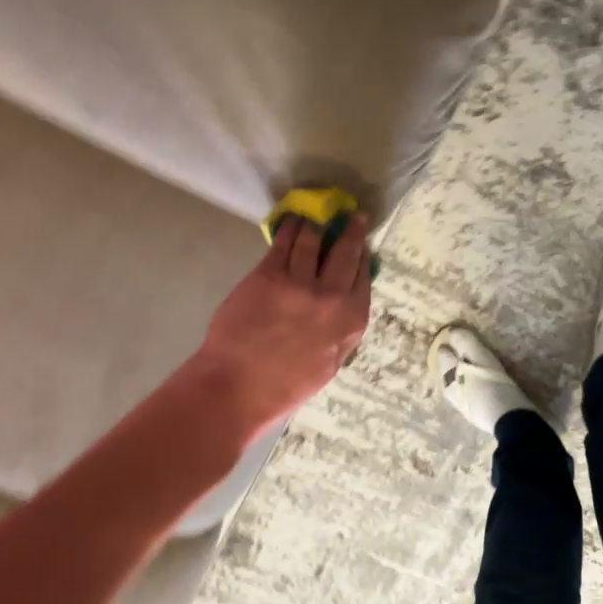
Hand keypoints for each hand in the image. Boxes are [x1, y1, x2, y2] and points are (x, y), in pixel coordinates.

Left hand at [192, 213, 372, 433]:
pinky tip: (292, 221)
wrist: (238, 388)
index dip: (363, 256)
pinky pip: (284, 244)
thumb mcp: (330, 364)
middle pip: (346, 253)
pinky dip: (291, 229)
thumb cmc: (285, 387)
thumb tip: (344, 306)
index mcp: (352, 321)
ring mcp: (301, 283)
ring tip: (315, 215)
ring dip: (316, 225)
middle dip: (352, 230)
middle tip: (352, 215)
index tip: (362, 243)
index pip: (363, 277)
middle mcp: (333, 297)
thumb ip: (341, 332)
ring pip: (314, 242)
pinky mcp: (269, 275)